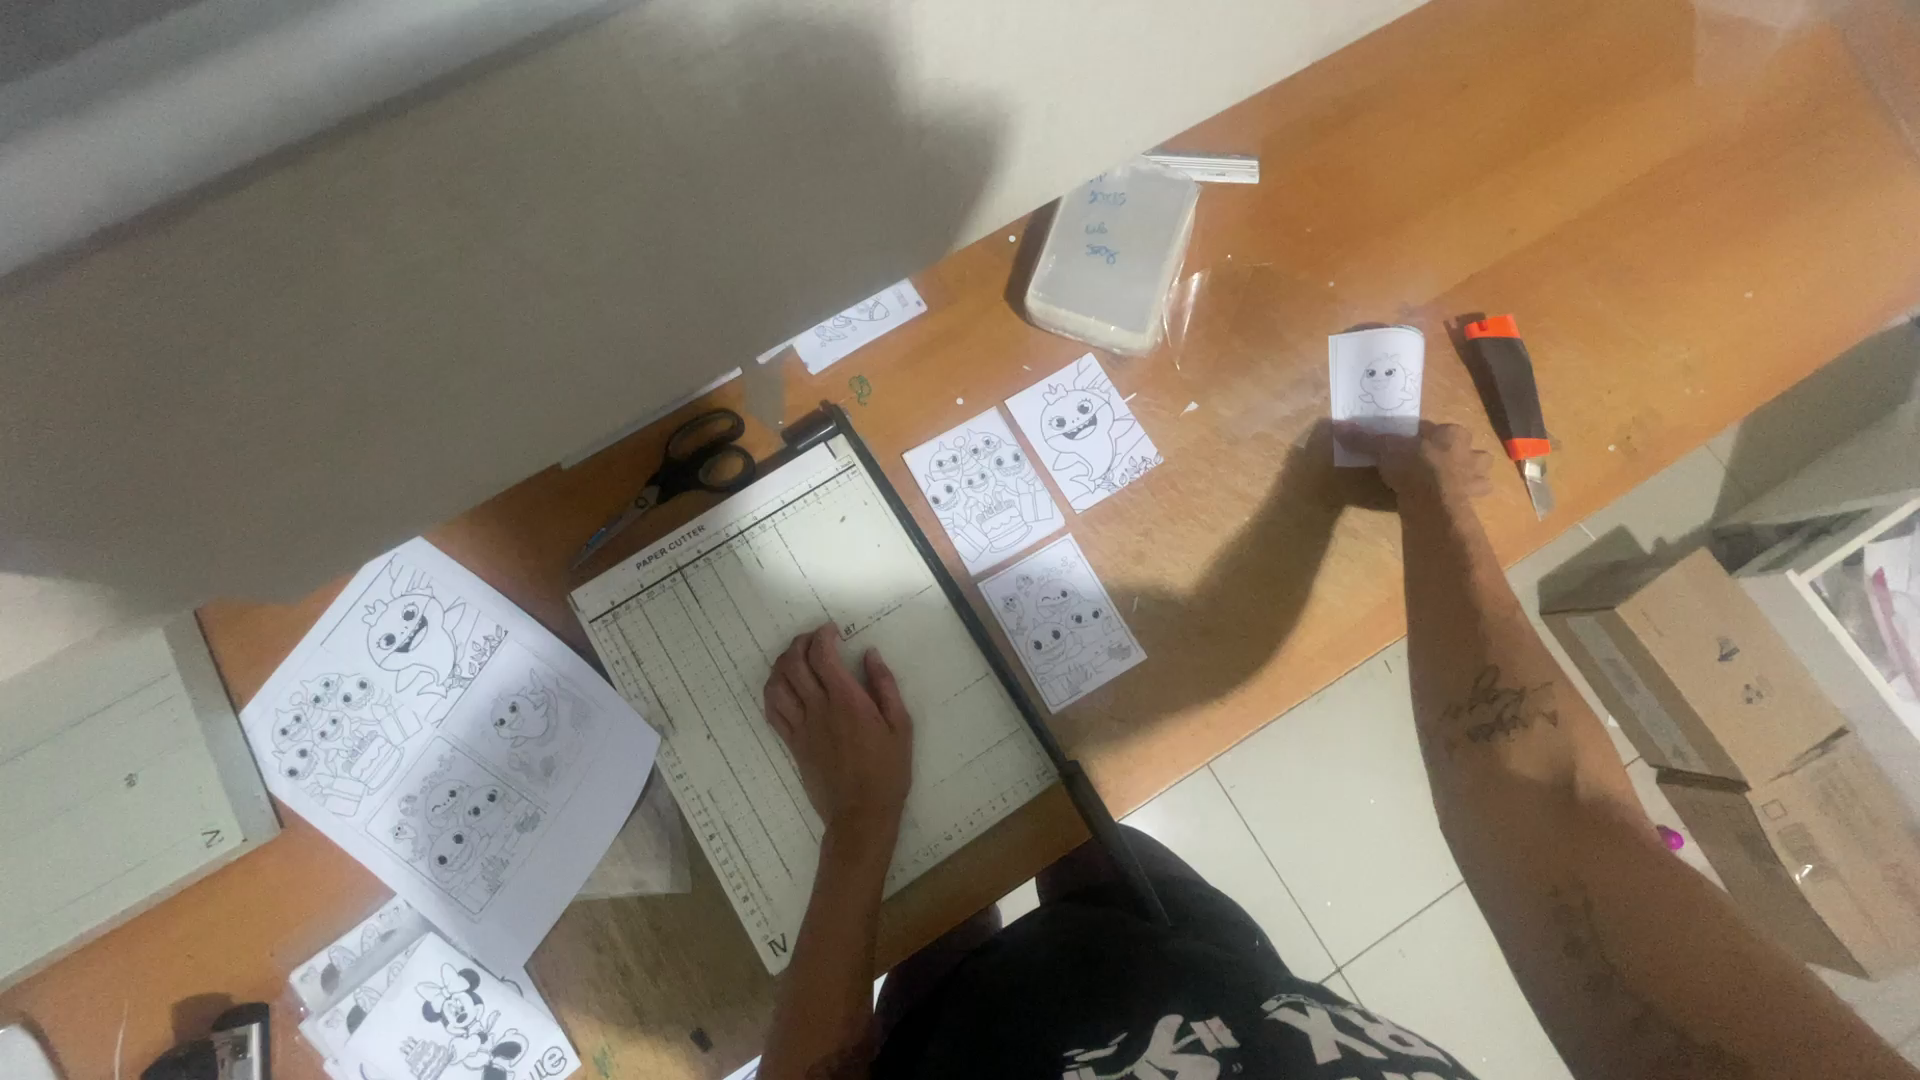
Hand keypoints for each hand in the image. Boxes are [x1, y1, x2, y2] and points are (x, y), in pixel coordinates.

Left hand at [763, 623, 913, 843]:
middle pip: (794, 663)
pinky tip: (783, 686)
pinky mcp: (792, 744)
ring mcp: (801, 727)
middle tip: (814, 639)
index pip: (822, 655)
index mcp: (847, 701)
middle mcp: (818, 709)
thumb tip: (870, 654)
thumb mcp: (901, 725)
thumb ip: (884, 686)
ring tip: (796, 658)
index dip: (822, 636)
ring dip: (782, 664)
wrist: (861, 813)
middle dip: (800, 643)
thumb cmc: (888, 770)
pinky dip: (772, 692)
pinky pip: (772, 711)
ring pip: (777, 685)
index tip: (832, 631)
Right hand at [1336, 421, 1492, 508]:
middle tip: (1435, 461)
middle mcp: (1469, 450)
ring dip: (1470, 472)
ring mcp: (1475, 474)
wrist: (1432, 498)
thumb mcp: (1383, 449)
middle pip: (1465, 447)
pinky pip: (1477, 491)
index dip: (1422, 437)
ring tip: (1453, 478)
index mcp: (1451, 433)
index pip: (1436, 429)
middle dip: (1456, 453)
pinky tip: (1457, 497)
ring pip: (1479, 468)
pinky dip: (1469, 493)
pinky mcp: (1474, 496)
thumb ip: (1364, 439)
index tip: (1408, 445)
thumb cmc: (1412, 466)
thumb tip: (1338, 426)